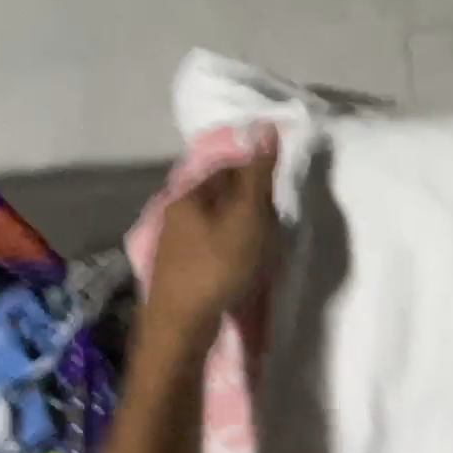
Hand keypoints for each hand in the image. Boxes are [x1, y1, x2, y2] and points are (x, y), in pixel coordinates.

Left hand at [145, 126, 280, 340]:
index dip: (260, 178)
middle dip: (253, 206)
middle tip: (273, 227)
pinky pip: (211, 245)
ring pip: (218, 222)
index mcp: (191, 194)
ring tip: (262, 250)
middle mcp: (175, 212)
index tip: (279, 200)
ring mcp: (173, 242)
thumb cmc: (220, 265)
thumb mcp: (249, 216)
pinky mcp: (178, 269)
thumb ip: (259, 174)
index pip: (230, 167)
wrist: (181, 326)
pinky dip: (231, 250)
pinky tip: (241, 267)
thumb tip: (267, 126)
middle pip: (224, 195)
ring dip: (243, 230)